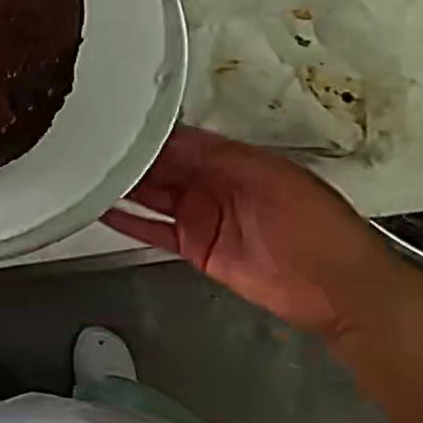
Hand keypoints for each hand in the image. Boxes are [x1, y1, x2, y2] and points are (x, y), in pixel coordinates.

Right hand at [100, 126, 401, 338]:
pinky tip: (98, 211)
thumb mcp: (275, 181)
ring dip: (117, 187)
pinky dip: (122, 220)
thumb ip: (221, 158)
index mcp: (235, 164)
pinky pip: (147, 228)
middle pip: (157, 167)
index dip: (145, 136)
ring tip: (82, 177)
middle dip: (123, 160)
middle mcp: (213, 186)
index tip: (112, 129)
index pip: (179, 142)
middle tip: (86, 153)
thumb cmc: (321, 233)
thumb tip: (172, 138)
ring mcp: (200, 216)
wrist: (340, 293)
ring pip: (147, 195)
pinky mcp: (191, 244)